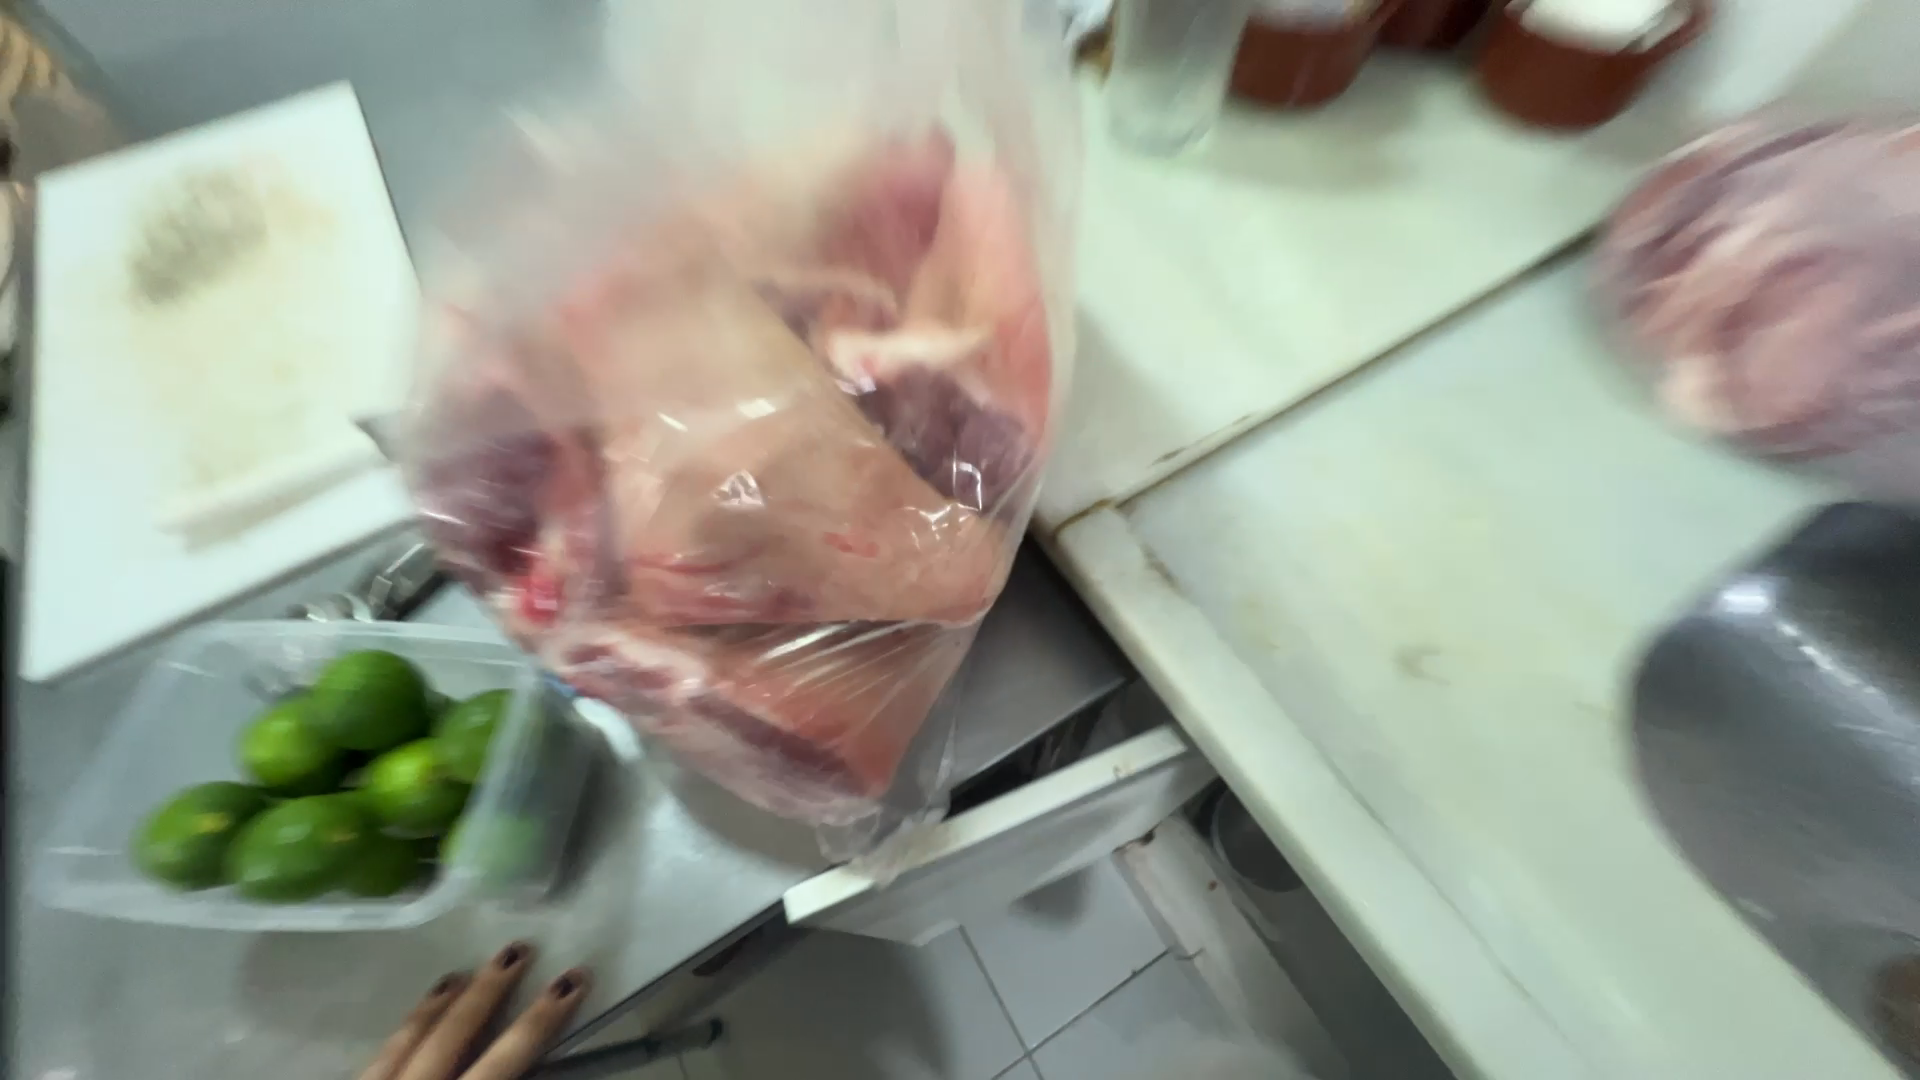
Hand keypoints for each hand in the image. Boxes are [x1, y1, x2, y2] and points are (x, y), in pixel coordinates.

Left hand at [358, 942, 590, 1079]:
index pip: (506, 1059)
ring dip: (433, 1009)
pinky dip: (392, 1043)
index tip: (574, 977)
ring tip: (454, 977)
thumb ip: (503, 1079)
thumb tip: (537, 1065)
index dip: (542, 1019)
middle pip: (452, 1036)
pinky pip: (368, 1069)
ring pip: (402, 1046)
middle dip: (489, 991)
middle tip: (518, 948)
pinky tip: (400, 1034)